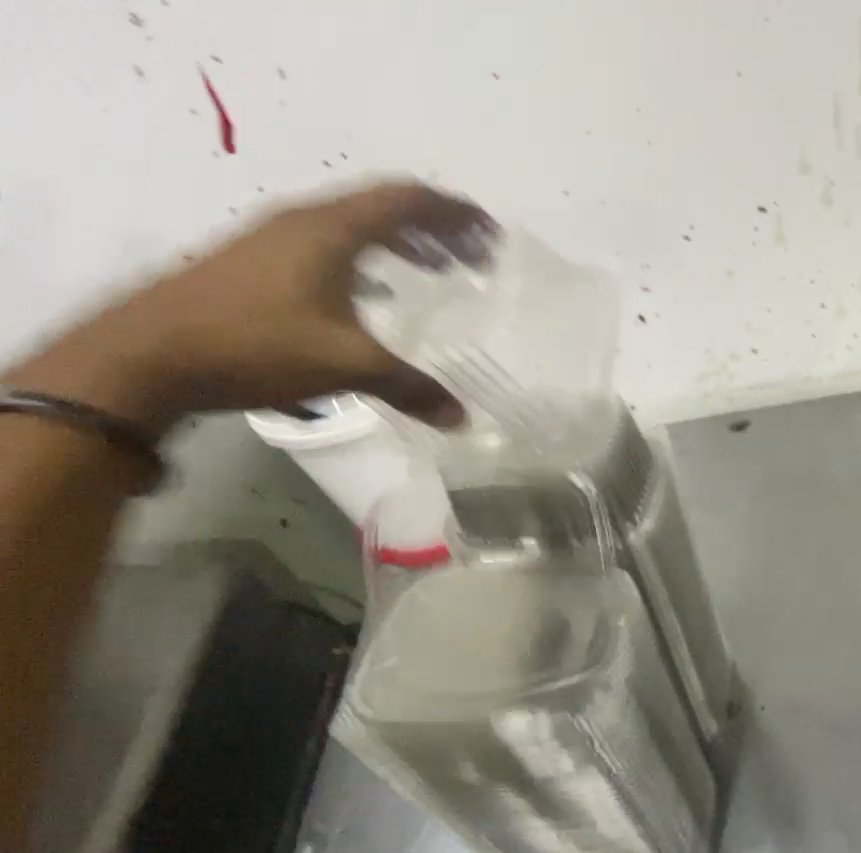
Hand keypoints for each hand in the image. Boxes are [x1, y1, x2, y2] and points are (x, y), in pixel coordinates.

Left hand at [9, 180, 494, 434]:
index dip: (455, 213)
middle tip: (474, 258)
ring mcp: (273, 239)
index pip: (406, 200)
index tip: (492, 235)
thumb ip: (412, 388)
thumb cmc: (255, 344)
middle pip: (382, 207)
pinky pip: (329, 244)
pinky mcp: (256, 262)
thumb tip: (461, 418)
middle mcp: (303, 222)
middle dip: (435, 228)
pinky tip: (377, 293)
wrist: (143, 356)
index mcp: (331, 231)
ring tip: (436, 271)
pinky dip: (368, 257)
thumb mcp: (348, 367)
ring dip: (401, 242)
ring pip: (354, 224)